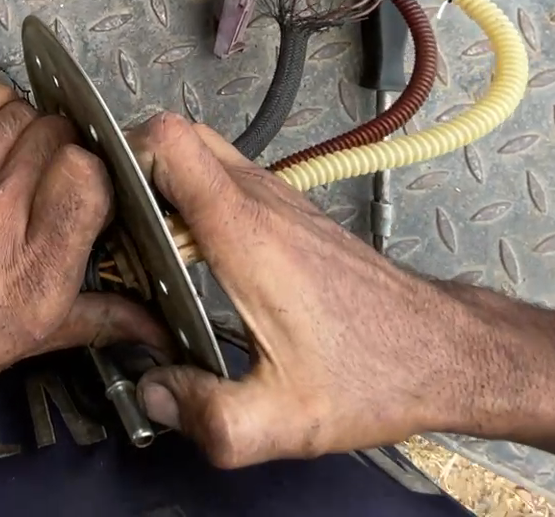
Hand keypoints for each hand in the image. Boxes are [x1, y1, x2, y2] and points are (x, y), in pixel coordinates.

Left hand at [0, 84, 164, 438]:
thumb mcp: (30, 342)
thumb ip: (98, 318)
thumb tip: (158, 324)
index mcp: (36, 261)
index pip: (89, 173)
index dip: (100, 175)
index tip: (94, 193)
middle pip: (54, 133)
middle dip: (70, 145)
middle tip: (63, 172)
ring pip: (15, 112)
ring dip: (34, 122)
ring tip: (32, 150)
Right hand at [128, 114, 495, 465]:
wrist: (448, 351)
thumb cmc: (372, 374)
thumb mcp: (290, 420)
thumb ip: (212, 417)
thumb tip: (151, 391)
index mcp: (241, 229)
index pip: (169, 141)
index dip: (124, 154)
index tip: (106, 197)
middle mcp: (255, 196)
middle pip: (176, 133)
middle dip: (135, 162)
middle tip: (119, 215)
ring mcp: (273, 195)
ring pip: (199, 147)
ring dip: (162, 172)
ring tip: (146, 229)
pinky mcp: (285, 206)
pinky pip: (221, 170)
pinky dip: (191, 187)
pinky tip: (191, 245)